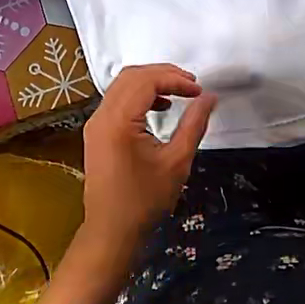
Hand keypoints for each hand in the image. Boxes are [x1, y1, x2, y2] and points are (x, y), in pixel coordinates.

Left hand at [82, 64, 216, 235]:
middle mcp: (101, 116)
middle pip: (131, 77)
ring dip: (150, 83)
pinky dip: (138, 96)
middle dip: (163, 74)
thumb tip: (209, 98)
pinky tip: (160, 107)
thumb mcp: (177, 162)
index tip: (199, 91)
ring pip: (122, 86)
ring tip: (180, 93)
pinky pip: (117, 101)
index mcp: (117, 121)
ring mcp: (95, 123)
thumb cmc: (145, 200)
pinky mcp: (96, 132)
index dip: (175, 79)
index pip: (145, 81)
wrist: (112, 229)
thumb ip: (194, 125)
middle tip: (191, 85)